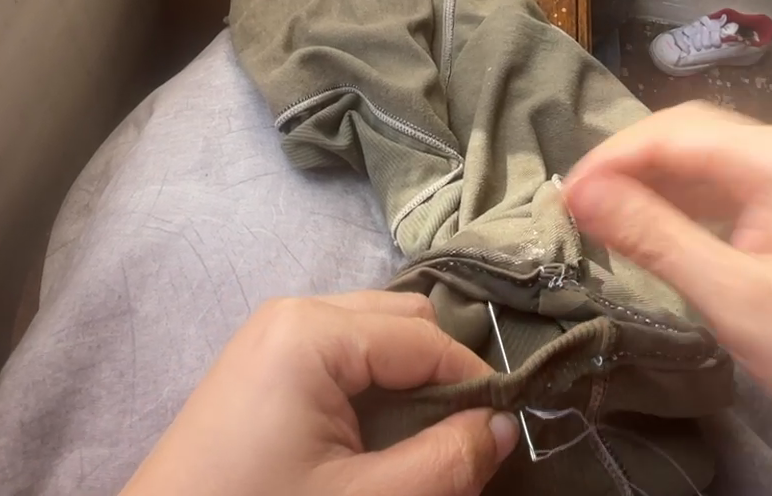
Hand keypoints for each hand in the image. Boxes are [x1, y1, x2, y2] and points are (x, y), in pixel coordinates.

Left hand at [121, 291, 518, 495]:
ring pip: (372, 327)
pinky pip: (340, 346)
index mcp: (313, 330)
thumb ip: (443, 463)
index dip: (472, 379)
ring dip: (407, 374)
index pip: (422, 337)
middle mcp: (294, 309)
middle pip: (399, 316)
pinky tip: (371, 431)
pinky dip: (371, 378)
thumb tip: (504, 425)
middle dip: (439, 371)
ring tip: (417, 440)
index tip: (508, 427)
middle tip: (458, 437)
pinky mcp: (263, 356)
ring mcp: (273, 329)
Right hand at [562, 103, 771, 495]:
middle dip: (631, 164)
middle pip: (693, 133)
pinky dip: (699, 201)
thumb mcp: (740, 301)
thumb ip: (656, 237)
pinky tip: (680, 231)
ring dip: (663, 182)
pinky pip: (746, 185)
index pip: (669, 133)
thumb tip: (580, 192)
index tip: (564, 201)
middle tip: (584, 208)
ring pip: (718, 159)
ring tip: (617, 219)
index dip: (608, 160)